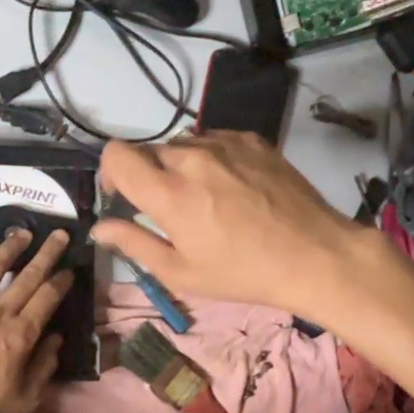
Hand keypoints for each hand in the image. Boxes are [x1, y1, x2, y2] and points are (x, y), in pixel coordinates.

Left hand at [0, 228, 74, 412]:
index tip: (70, 270)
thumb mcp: (26, 398)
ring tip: (21, 233)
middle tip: (58, 235)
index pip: (47, 298)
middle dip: (46, 254)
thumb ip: (44, 366)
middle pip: (27, 277)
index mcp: (20, 335)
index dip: (61, 281)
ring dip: (8, 248)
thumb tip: (56, 340)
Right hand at [92, 131, 374, 315]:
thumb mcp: (181, 272)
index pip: (116, 154)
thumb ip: (134, 244)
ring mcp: (224, 144)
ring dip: (179, 165)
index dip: (111, 172)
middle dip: (147, 174)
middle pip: (148, 150)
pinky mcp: (251, 140)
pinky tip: (229, 187)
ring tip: (203, 197)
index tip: (123, 195)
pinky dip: (209, 158)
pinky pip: (213, 140)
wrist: (314, 255)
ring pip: (181, 143)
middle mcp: (191, 158)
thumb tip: (100, 228)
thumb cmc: (242, 272)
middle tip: (167, 207)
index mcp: (168, 193)